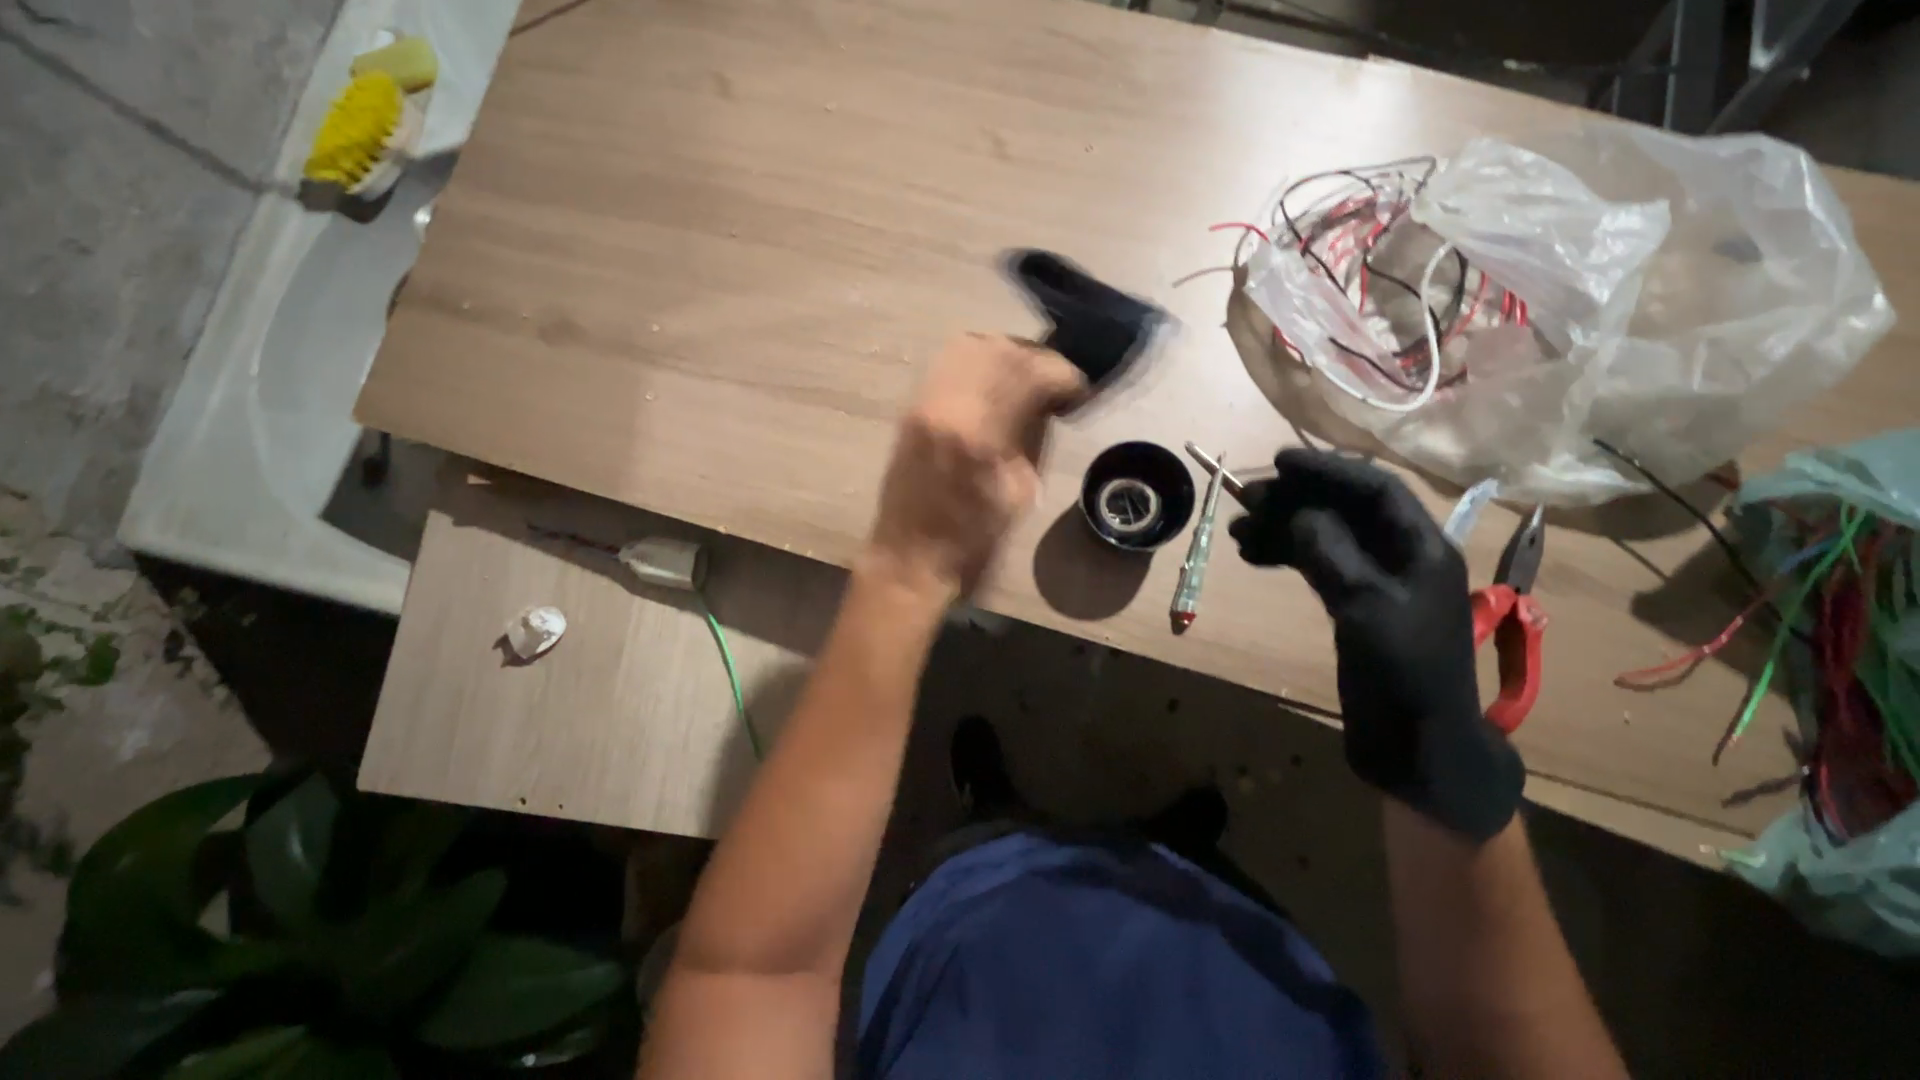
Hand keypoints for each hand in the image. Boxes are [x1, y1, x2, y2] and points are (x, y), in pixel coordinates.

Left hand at [864, 334, 1085, 600]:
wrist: (908, 556)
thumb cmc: (970, 538)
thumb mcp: (1020, 491)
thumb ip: (1033, 435)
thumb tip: (1048, 401)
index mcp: (980, 435)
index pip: (1030, 373)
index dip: (1063, 375)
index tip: (1079, 391)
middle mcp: (947, 406)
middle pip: (1001, 350)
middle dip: (1037, 359)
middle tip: (1055, 383)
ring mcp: (923, 402)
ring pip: (971, 346)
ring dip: (1006, 354)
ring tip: (1025, 378)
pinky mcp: (911, 406)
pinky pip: (947, 363)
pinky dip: (977, 362)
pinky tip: (993, 383)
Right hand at [1229, 450, 1522, 839]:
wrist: (1417, 743)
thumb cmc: (1403, 670)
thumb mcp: (1366, 604)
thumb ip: (1330, 551)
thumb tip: (1298, 514)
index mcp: (1421, 546)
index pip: (1375, 489)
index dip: (1328, 469)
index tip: (1279, 462)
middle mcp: (1401, 555)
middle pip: (1346, 508)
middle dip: (1297, 499)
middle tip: (1247, 498)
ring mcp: (1377, 582)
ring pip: (1326, 536)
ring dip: (1284, 528)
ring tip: (1239, 531)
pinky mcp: (1355, 607)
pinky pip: (1318, 565)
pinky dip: (1287, 557)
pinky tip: (1254, 556)